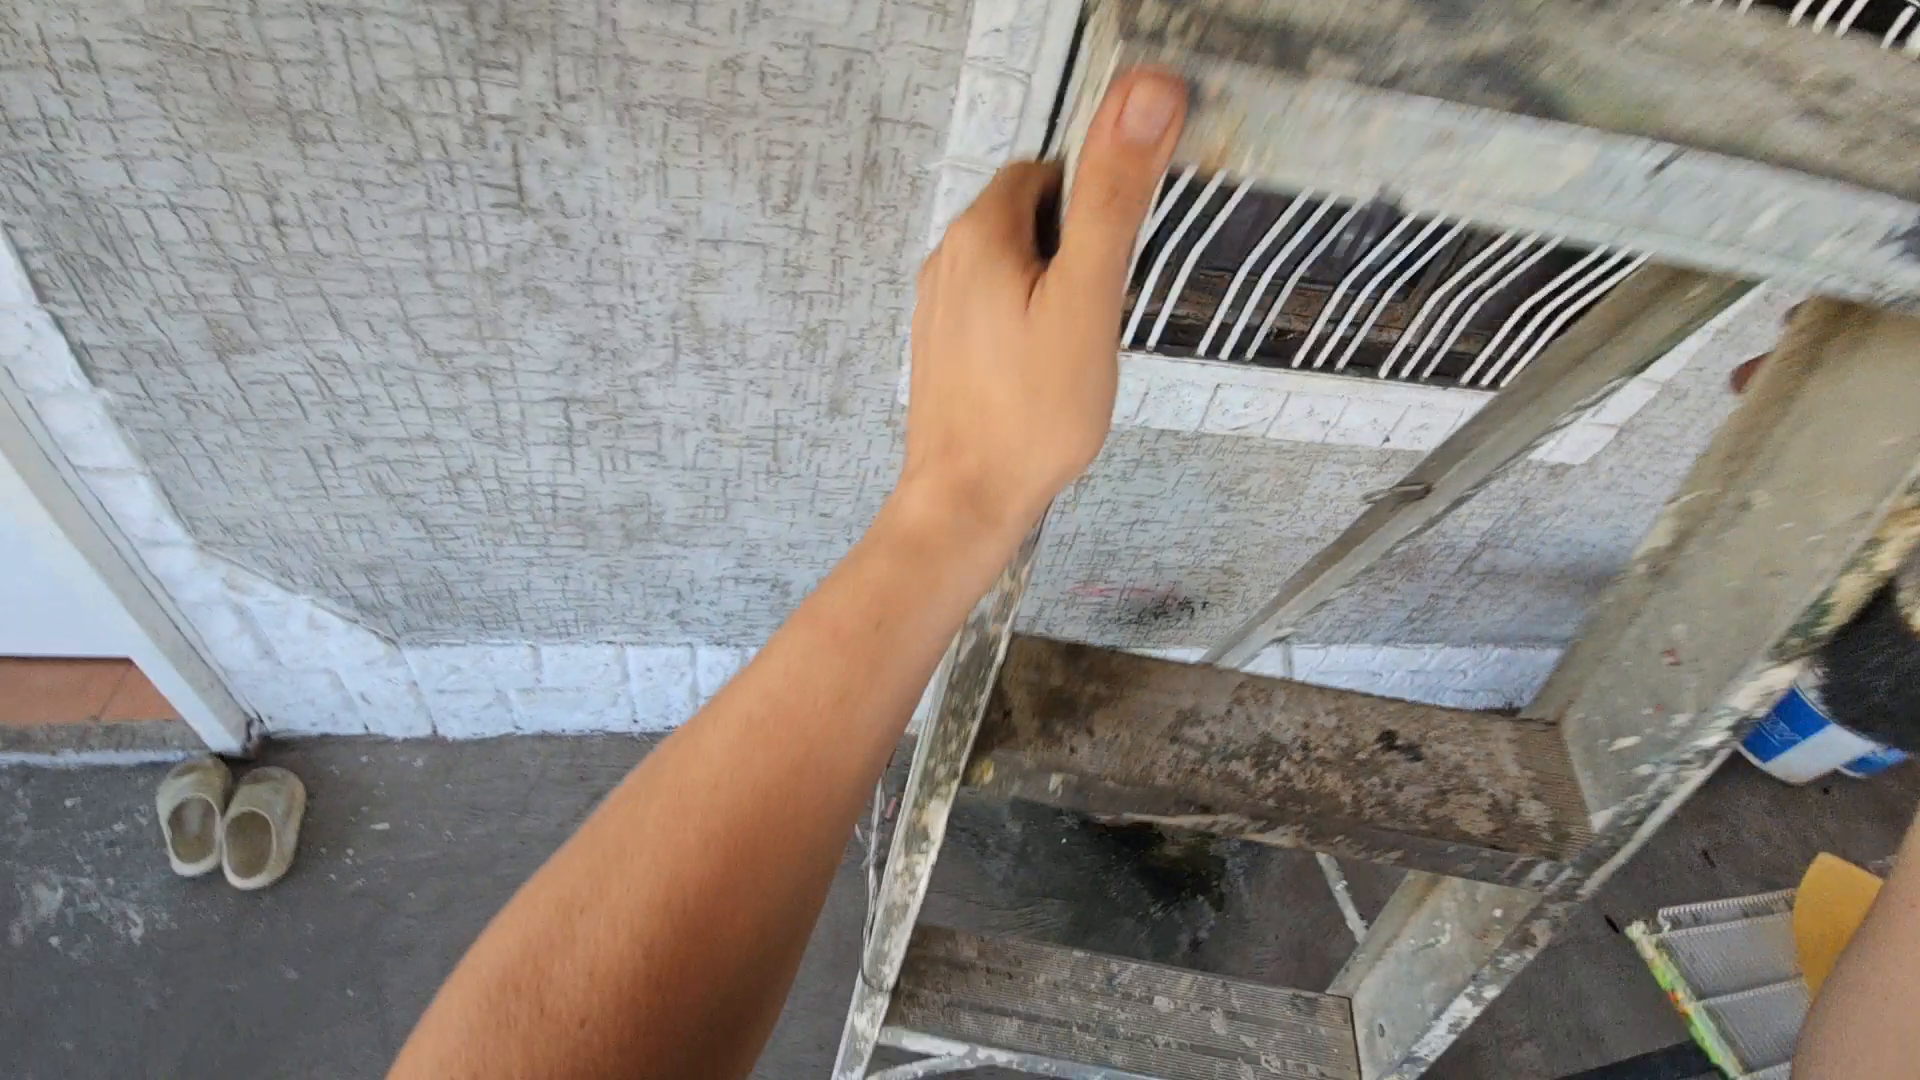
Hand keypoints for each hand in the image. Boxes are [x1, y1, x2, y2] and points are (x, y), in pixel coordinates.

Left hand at [896, 68, 1187, 540]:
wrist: (969, 499)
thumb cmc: (1031, 413)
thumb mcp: (1087, 299)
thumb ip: (1113, 199)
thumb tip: (1145, 94)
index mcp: (978, 234)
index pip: (1047, 175)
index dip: (1090, 215)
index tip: (1105, 271)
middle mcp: (945, 262)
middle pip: (1028, 223)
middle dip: (1070, 258)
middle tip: (1089, 321)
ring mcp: (936, 310)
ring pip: (1011, 272)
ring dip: (1047, 297)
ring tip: (1063, 357)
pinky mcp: (938, 351)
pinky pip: (991, 315)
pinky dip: (1021, 330)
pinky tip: (1034, 378)